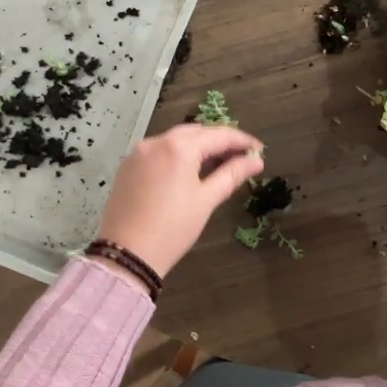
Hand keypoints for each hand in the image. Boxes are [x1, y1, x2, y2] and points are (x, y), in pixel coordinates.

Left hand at [96, 124, 264, 278]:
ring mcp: (138, 153)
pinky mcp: (128, 166)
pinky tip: (189, 170)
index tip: (259, 150)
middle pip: (195, 132)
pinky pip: (158, 151)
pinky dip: (177, 154)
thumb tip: (256, 160)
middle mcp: (156, 142)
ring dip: (198, 146)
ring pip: (175, 140)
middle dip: (219, 141)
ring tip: (218, 163)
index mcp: (179, 148)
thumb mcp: (206, 200)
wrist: (127, 254)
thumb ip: (232, 175)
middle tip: (240, 156)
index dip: (242, 141)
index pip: (218, 135)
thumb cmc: (173, 228)